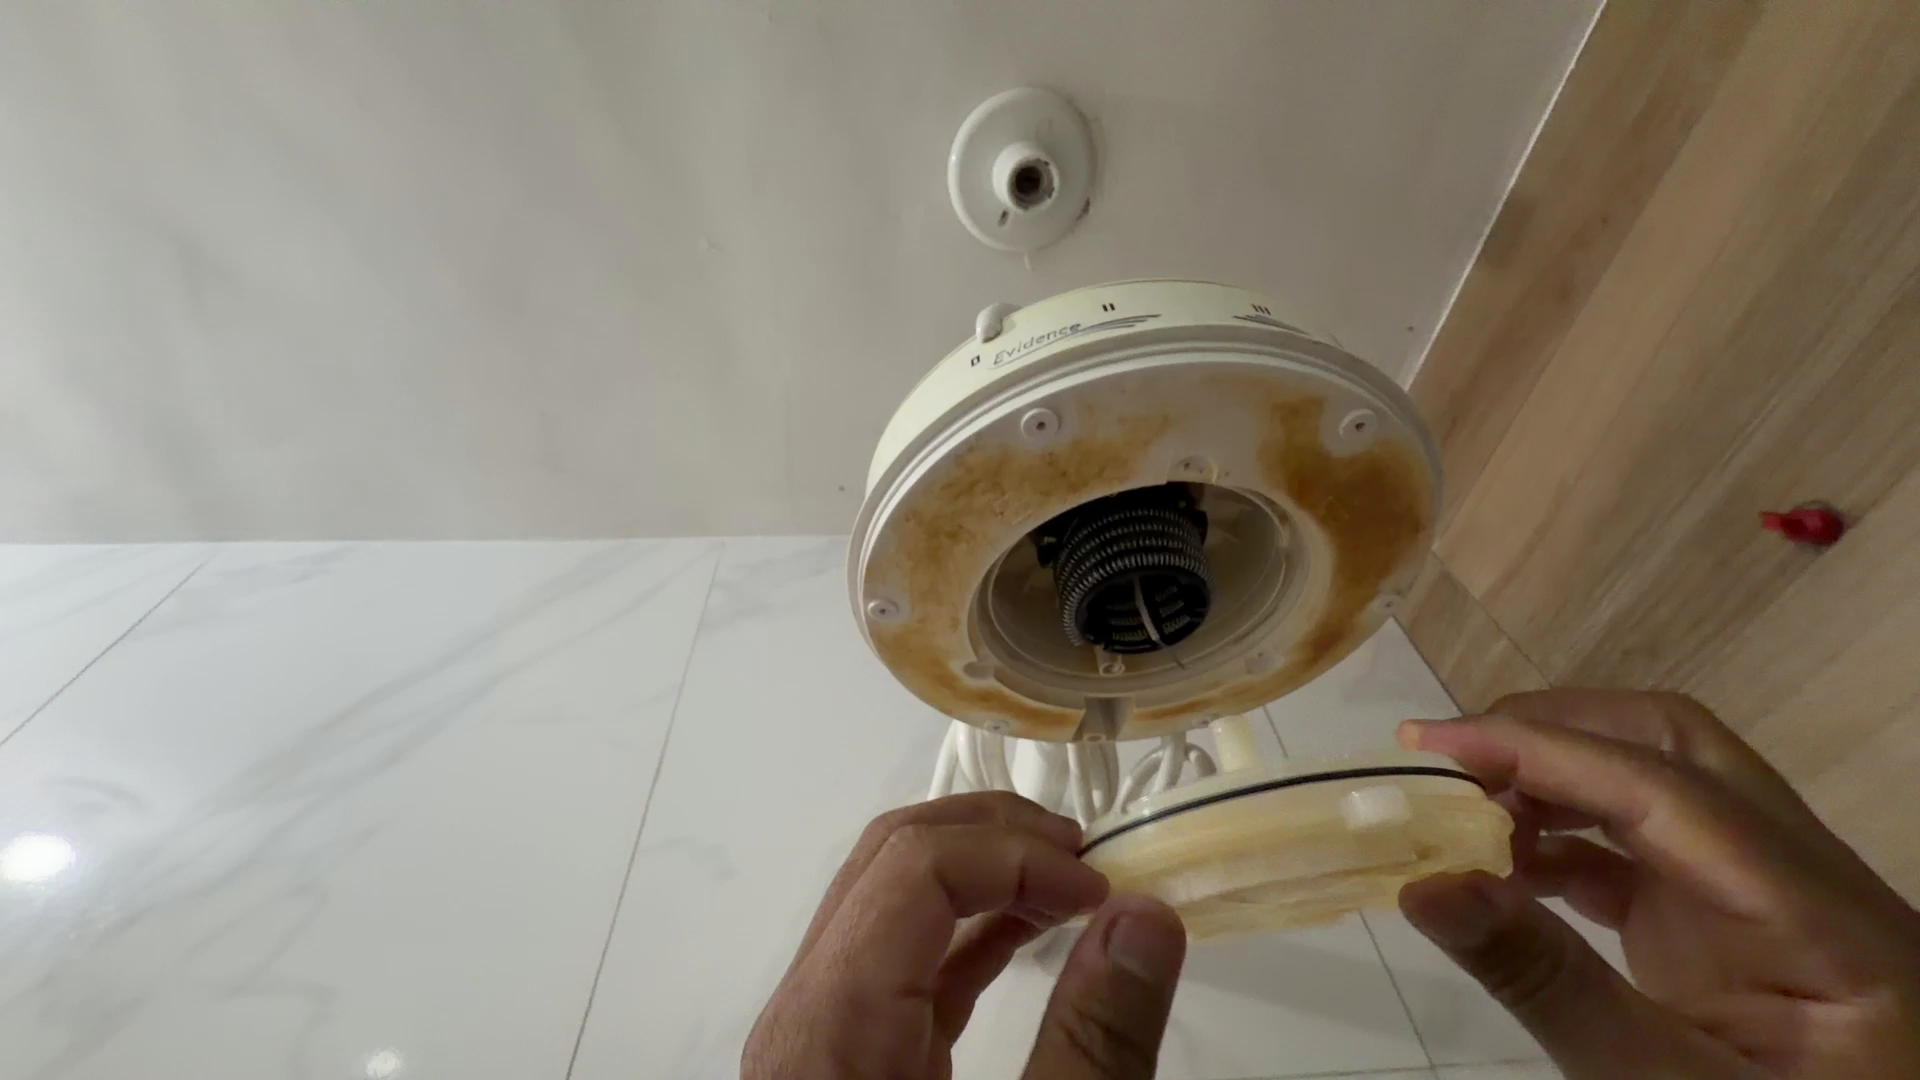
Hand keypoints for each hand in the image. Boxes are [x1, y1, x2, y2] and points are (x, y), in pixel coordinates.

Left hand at [744, 791, 1187, 1079]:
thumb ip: (1097, 1044)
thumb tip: (1147, 918)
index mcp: (834, 1022)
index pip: (915, 866)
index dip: (1013, 853)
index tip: (1100, 887)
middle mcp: (811, 1006)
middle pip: (892, 858)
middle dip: (993, 835)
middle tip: (1083, 855)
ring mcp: (822, 1029)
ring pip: (894, 896)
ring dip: (983, 870)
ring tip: (1068, 881)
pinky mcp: (850, 1056)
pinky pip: (908, 959)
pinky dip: (972, 927)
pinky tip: (1031, 929)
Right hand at [1398, 690, 1919, 1078]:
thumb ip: (1547, 982)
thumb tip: (1423, 885)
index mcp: (1827, 923)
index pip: (1664, 787)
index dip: (1536, 750)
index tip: (1423, 744)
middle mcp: (1801, 880)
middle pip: (1669, 743)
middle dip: (1547, 731)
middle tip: (1451, 759)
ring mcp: (1759, 893)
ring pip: (1646, 775)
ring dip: (1544, 775)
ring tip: (1462, 811)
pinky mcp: (1717, 915)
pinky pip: (1627, 837)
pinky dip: (1549, 830)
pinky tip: (1496, 863)